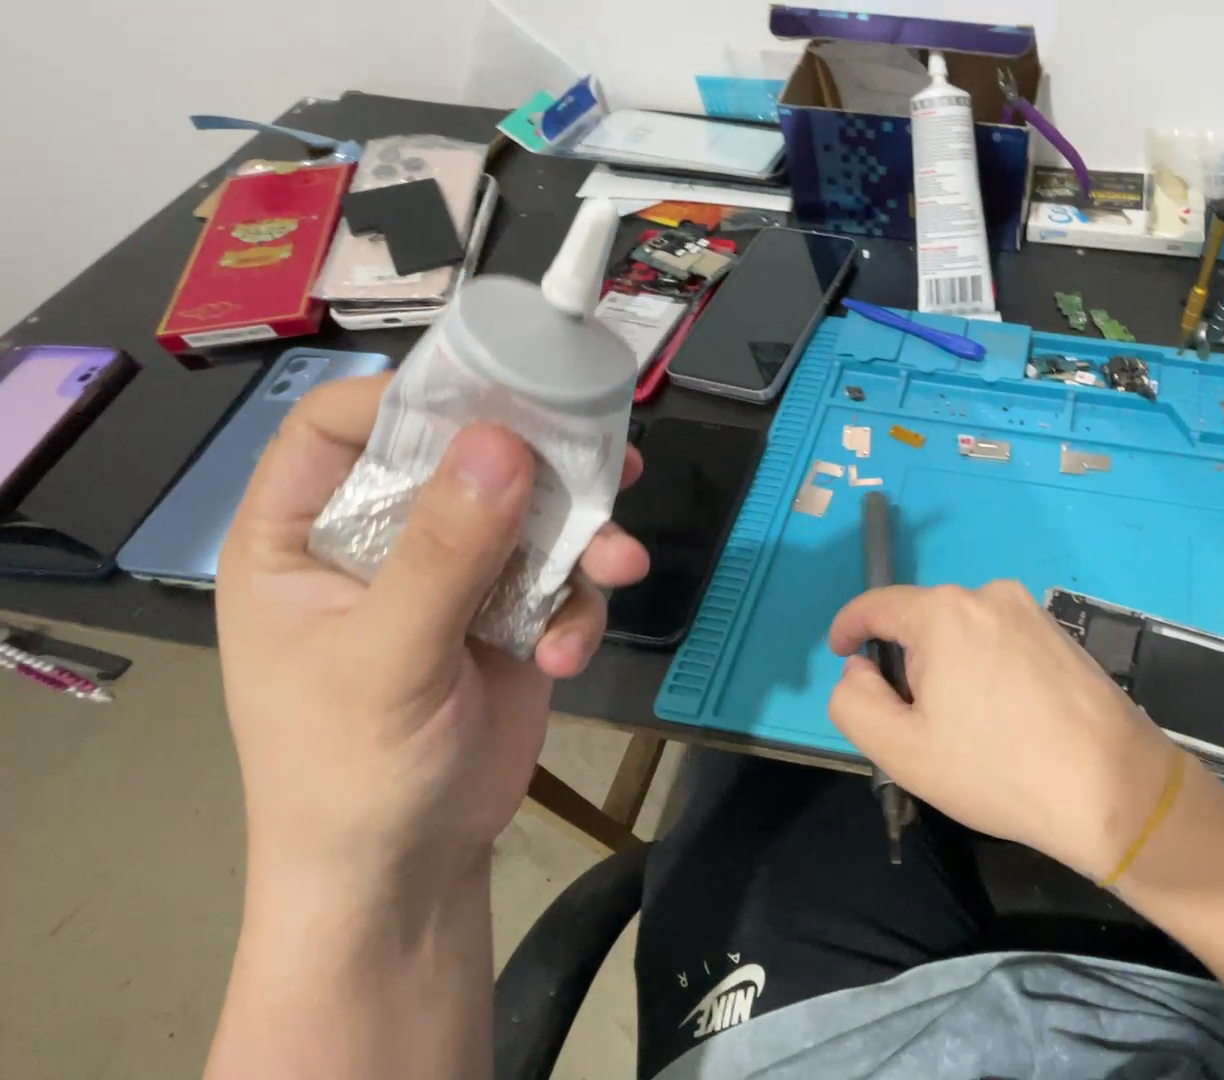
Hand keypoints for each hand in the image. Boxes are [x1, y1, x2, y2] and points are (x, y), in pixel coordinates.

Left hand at [214, 374, 647, 895]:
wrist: (410, 868)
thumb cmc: (353, 769)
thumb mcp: (388, 657)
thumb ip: (445, 551)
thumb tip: (502, 442)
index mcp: (305, 539)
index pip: (341, 432)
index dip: (409, 400)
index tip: (496, 395)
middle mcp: (382, 547)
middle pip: (462, 467)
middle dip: (538, 472)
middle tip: (608, 459)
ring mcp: (456, 583)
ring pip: (531, 523)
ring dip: (582, 543)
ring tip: (621, 566)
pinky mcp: (513, 619)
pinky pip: (561, 583)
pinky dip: (578, 612)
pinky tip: (570, 657)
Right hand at [827, 581, 1177, 879]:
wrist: (1111, 787)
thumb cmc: (997, 770)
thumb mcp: (901, 749)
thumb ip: (855, 700)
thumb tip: (860, 668)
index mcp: (944, 612)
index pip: (877, 605)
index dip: (849, 628)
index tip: (841, 652)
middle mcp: (989, 594)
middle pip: (923, 622)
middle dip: (910, 664)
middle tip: (923, 727)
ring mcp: (1031, 611)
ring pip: (964, 633)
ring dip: (951, 669)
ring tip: (972, 731)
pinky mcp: (1061, 633)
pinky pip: (1001, 642)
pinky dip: (987, 670)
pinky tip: (1009, 720)